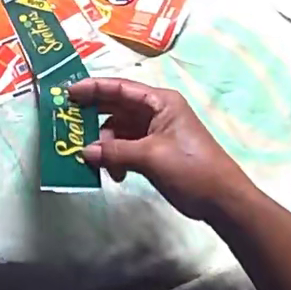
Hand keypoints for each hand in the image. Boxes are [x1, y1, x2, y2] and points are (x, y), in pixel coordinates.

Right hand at [71, 77, 257, 221]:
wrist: (223, 201)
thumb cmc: (192, 168)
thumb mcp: (151, 156)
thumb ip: (115, 151)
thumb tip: (84, 151)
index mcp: (161, 102)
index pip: (121, 88)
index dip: (93, 88)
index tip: (68, 92)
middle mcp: (156, 112)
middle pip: (117, 107)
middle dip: (94, 116)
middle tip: (69, 124)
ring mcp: (155, 132)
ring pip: (118, 129)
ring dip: (105, 144)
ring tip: (96, 161)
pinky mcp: (153, 151)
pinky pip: (125, 147)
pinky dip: (115, 157)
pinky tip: (115, 174)